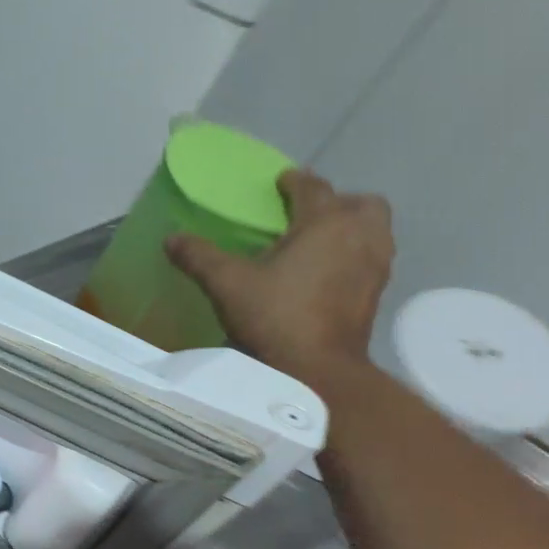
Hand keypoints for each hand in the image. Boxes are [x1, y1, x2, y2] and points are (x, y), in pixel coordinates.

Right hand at [167, 169, 394, 381]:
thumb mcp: (225, 283)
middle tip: (304, 214)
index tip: (279, 182)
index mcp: (326, 224)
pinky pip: (371, 255)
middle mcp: (360, 235)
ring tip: (316, 242)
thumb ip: (199, 256)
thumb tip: (172, 238)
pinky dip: (353, 252)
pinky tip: (324, 271)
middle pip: (360, 203)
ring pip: (373, 228)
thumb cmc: (273, 315)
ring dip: (349, 226)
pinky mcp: (376, 290)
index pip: (314, 189)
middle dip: (336, 201)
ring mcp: (376, 264)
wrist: (317, 367)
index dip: (294, 182)